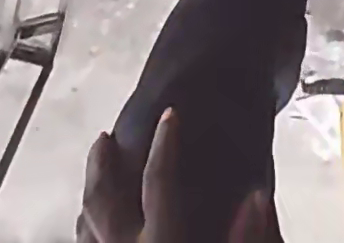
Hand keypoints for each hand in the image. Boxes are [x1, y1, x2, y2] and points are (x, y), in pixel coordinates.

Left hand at [78, 109, 281, 242]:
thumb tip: (258, 193)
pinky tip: (90, 226)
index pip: (159, 183)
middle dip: (102, 166)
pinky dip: (85, 233)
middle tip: (103, 138)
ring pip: (85, 230)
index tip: (170, 114)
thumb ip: (245, 239)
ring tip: (94, 173)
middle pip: (103, 202)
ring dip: (88, 197)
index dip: (165, 144)